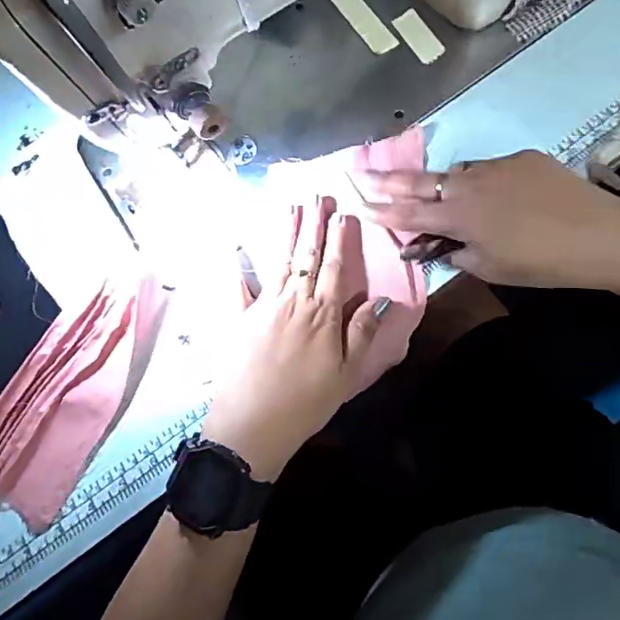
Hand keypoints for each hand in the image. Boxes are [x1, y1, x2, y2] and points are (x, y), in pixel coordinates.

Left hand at [200, 197, 387, 480]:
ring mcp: (264, 307)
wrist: (253, 425)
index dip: (340, 238)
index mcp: (323, 313)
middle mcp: (294, 301)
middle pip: (307, 256)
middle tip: (318, 195)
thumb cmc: (308, 402)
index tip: (343, 213)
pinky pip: (241, 287)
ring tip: (292, 207)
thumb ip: (362, 332)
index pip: (335, 267)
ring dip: (287, 233)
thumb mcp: (347, 373)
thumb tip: (382, 298)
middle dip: (314, 224)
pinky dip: (240, 267)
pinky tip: (238, 248)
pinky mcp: (240, 319)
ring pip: (279, 261)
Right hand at [358, 150, 619, 299]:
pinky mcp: (522, 157)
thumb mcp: (492, 268)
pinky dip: (479, 179)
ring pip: (456, 172)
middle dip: (390, 179)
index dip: (384, 210)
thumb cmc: (543, 263)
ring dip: (439, 182)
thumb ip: (456, 254)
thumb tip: (434, 246)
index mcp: (460, 216)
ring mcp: (496, 165)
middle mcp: (470, 183)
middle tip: (364, 173)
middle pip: (421, 180)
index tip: (361, 203)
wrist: (602, 234)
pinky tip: (488, 191)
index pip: (410, 212)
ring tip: (428, 189)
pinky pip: (488, 167)